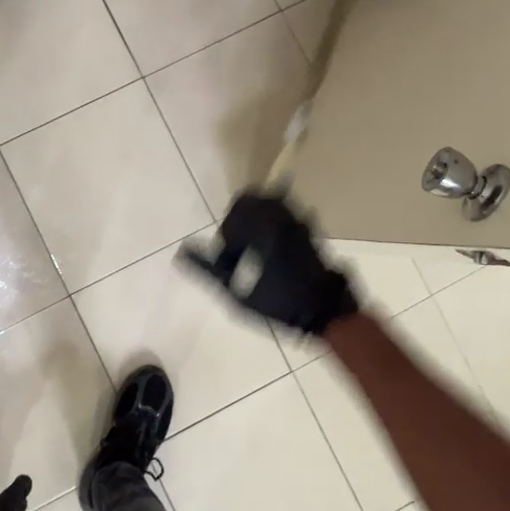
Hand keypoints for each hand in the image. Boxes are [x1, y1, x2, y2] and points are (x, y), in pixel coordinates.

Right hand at [181, 190, 358, 335]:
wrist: (327, 312)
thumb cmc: (280, 305)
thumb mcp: (237, 294)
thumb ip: (209, 271)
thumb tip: (182, 252)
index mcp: (261, 229)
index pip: (233, 215)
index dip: (225, 236)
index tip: (227, 260)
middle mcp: (280, 217)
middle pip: (250, 198)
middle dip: (237, 219)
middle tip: (236, 244)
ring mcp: (297, 221)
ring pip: (270, 200)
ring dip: (255, 216)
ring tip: (253, 243)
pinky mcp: (309, 229)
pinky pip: (286, 210)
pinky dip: (273, 219)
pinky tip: (271, 242)